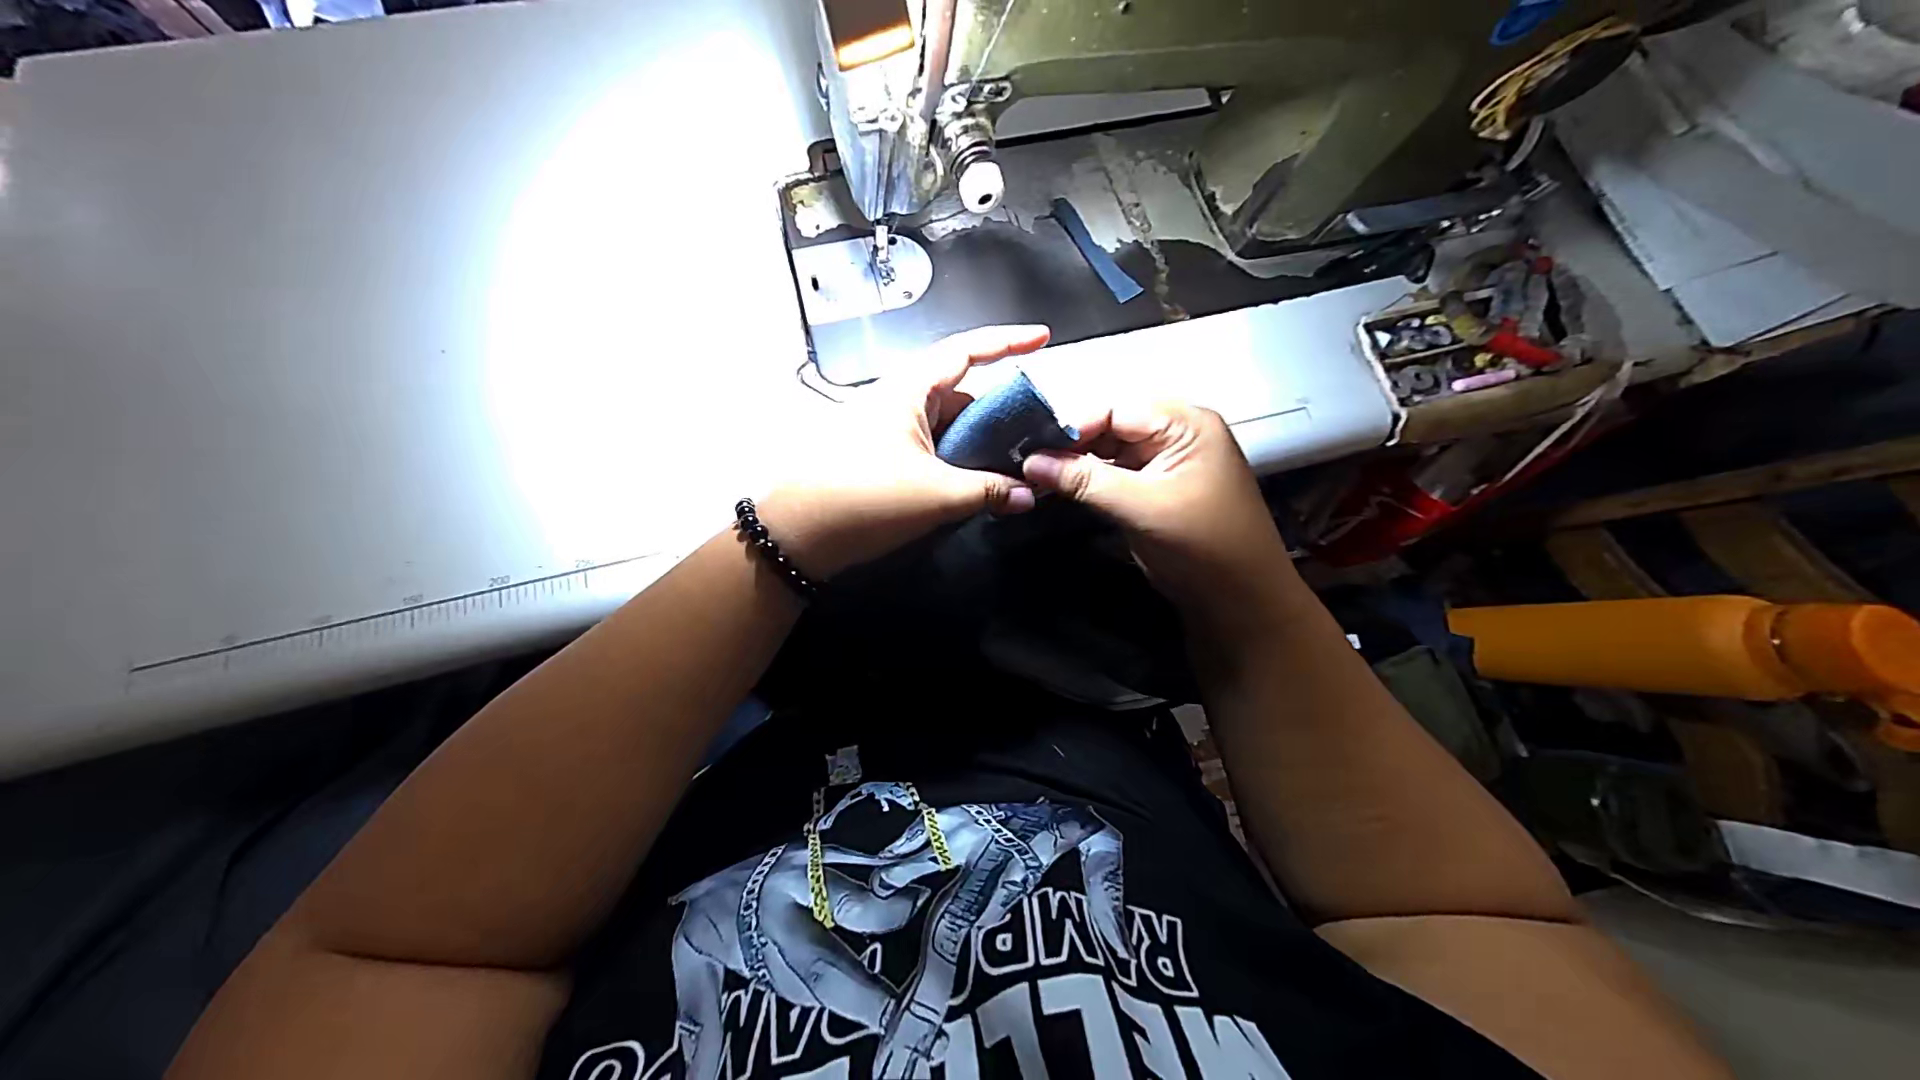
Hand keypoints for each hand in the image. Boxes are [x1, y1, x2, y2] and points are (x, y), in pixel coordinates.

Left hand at [755, 325, 1050, 577]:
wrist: (797, 536)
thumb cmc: (863, 500)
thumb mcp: (936, 496)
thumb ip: (989, 491)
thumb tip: (1027, 494)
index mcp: (907, 390)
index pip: (965, 350)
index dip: (1008, 341)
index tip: (1042, 339)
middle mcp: (897, 400)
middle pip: (962, 391)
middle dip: (1001, 409)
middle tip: (1034, 432)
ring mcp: (887, 428)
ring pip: (947, 423)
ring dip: (979, 441)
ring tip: (1013, 463)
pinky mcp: (882, 455)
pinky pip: (931, 446)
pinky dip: (957, 459)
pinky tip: (976, 482)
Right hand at [1020, 402, 1294, 623]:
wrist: (1239, 600)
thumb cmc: (1202, 546)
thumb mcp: (1141, 507)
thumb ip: (1085, 480)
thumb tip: (1031, 462)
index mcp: (1186, 424)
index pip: (1117, 408)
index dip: (1073, 425)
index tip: (1032, 446)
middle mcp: (1176, 433)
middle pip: (1111, 425)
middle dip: (1071, 442)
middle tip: (1027, 459)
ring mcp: (1165, 461)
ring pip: (1109, 449)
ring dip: (1076, 461)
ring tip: (1035, 472)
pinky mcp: (1154, 487)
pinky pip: (1114, 471)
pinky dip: (1088, 479)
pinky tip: (1059, 485)